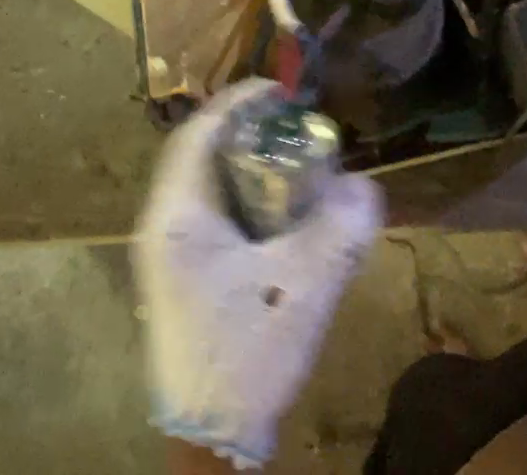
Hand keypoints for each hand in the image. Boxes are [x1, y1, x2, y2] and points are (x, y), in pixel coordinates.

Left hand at [134, 78, 382, 468]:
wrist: (211, 435)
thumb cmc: (247, 355)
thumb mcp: (306, 288)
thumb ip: (340, 229)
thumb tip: (364, 185)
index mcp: (177, 218)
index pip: (198, 134)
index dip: (238, 103)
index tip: (281, 90)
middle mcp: (162, 225)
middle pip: (199, 153)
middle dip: (246, 130)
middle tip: (295, 122)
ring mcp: (167, 251)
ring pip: (204, 182)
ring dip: (244, 162)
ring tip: (293, 156)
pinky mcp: (181, 272)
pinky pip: (210, 210)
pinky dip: (243, 193)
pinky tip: (280, 208)